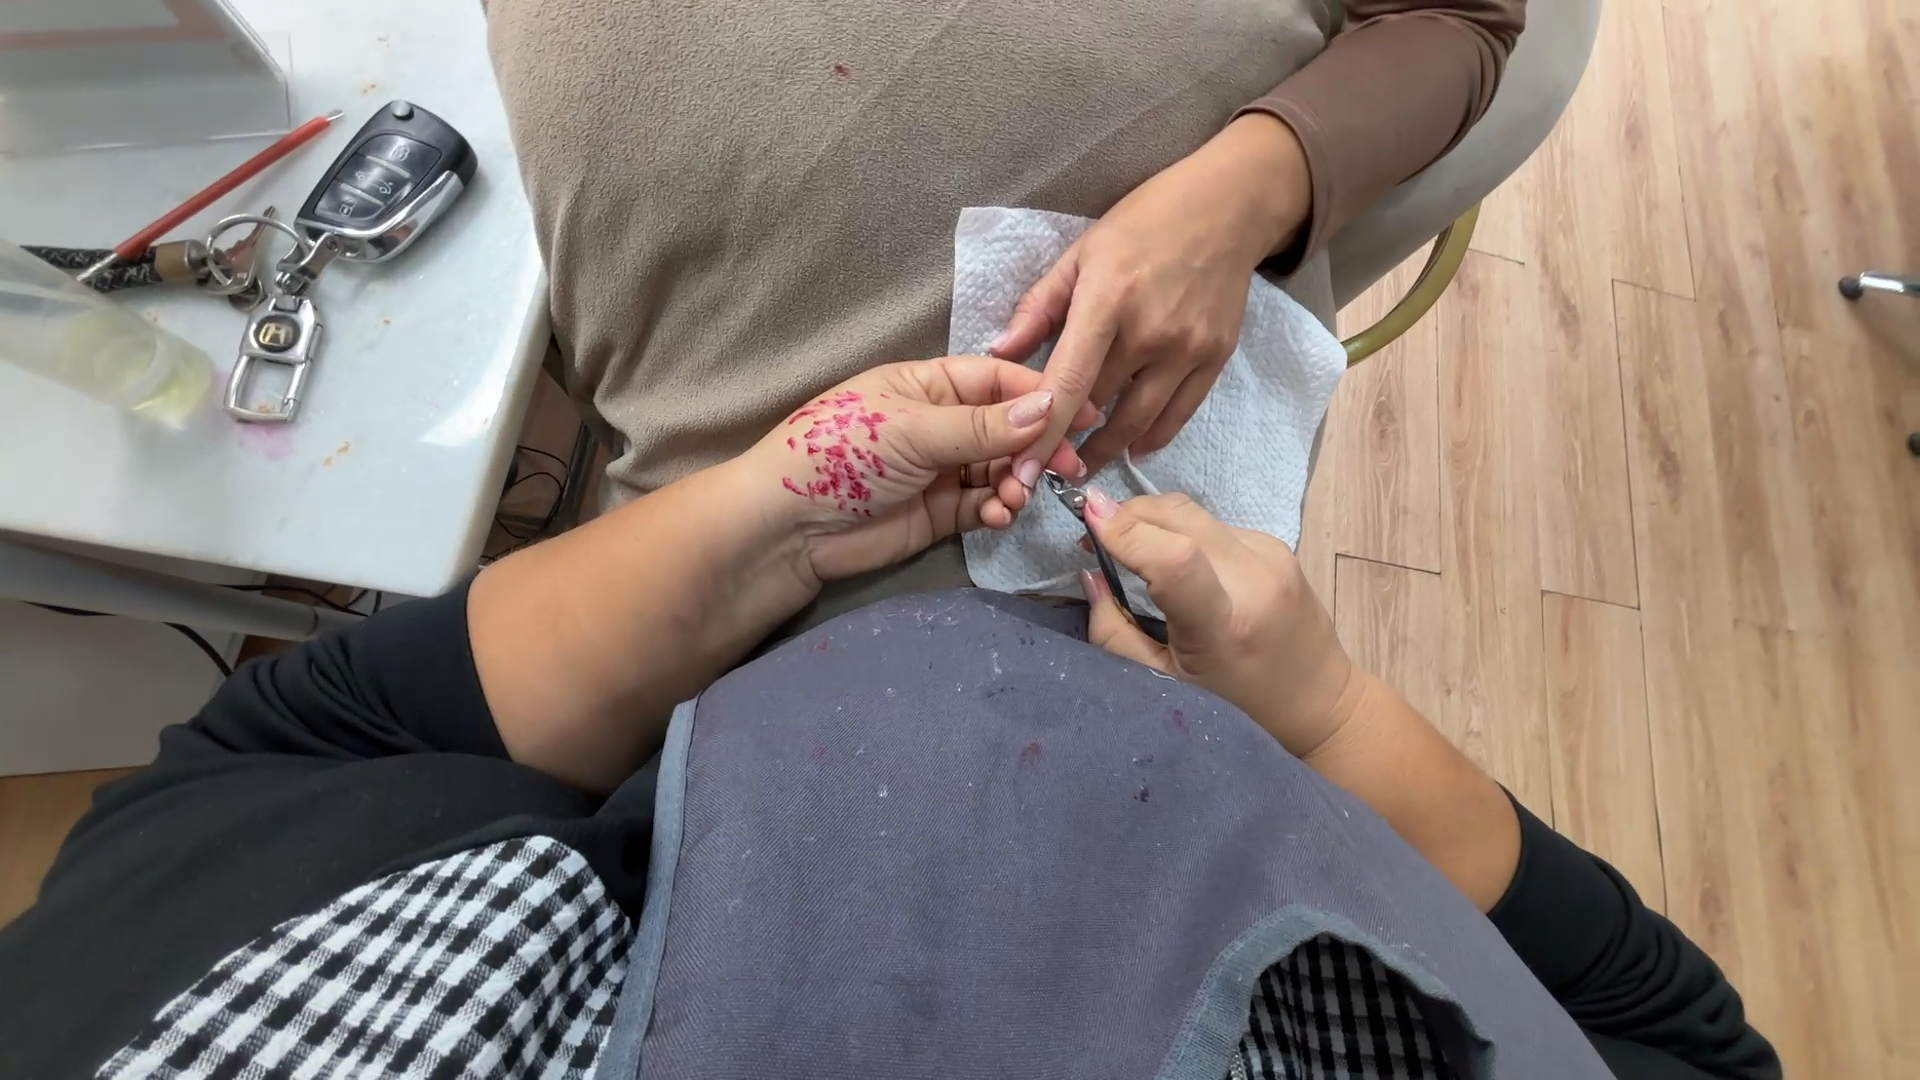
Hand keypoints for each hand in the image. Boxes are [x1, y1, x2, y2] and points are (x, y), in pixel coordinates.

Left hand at [741, 356, 1099, 581]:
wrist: (790, 528)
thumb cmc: (841, 455)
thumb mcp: (912, 430)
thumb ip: (981, 426)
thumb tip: (1048, 408)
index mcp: (929, 385)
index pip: (997, 380)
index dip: (1039, 394)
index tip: (1082, 410)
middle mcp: (941, 424)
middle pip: (1006, 428)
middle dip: (1034, 446)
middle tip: (1065, 466)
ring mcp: (941, 470)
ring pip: (1000, 469)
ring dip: (1016, 482)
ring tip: (1014, 496)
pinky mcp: (940, 513)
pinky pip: (984, 505)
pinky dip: (997, 509)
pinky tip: (998, 516)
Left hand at [993, 114, 1311, 478]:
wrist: (1230, 205)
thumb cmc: (1144, 224)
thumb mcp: (1081, 254)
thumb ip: (1039, 307)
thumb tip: (1000, 352)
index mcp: (1107, 301)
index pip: (1070, 382)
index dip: (1043, 433)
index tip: (1024, 473)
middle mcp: (1150, 332)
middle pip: (1099, 408)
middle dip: (1068, 443)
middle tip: (1045, 465)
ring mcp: (1187, 349)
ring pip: (1139, 422)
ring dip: (1106, 451)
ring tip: (1081, 468)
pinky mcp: (1215, 358)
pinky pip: (1179, 414)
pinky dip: (1152, 438)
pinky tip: (1131, 449)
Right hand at [1077, 490, 1359, 757]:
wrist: (1321, 704)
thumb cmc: (1238, 709)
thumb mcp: (1164, 684)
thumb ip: (1115, 633)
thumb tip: (1090, 574)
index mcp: (1224, 627)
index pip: (1173, 559)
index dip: (1126, 530)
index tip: (1088, 514)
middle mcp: (1254, 581)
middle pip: (1179, 517)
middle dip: (1128, 512)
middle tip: (1095, 530)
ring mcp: (1272, 558)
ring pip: (1194, 514)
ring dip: (1153, 520)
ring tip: (1129, 543)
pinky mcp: (1278, 548)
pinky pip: (1213, 525)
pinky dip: (1182, 532)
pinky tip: (1176, 559)